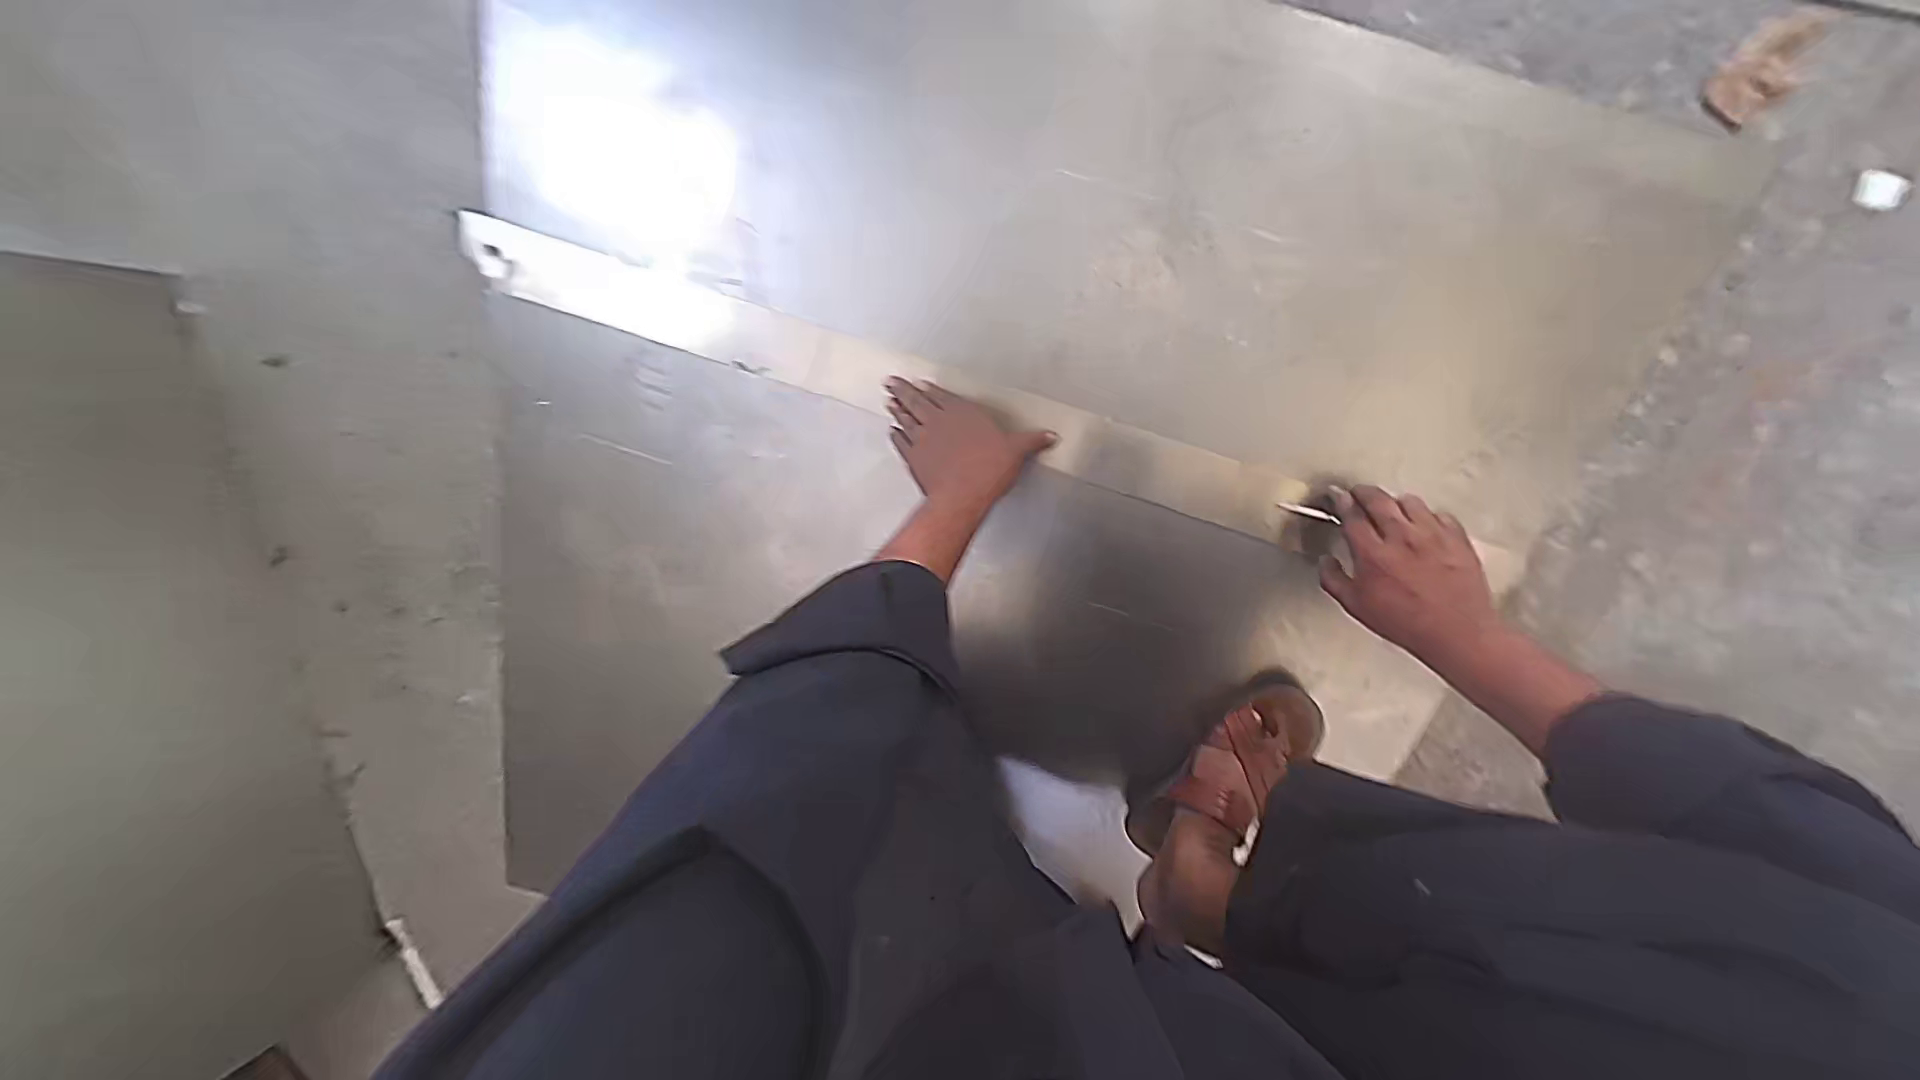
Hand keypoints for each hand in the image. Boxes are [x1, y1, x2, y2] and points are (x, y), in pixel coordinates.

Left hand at [886, 377, 1055, 511]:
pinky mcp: (913, 458)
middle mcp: (938, 421)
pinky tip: (892, 431)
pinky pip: (900, 442)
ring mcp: (922, 439)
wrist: (962, 497)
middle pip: (916, 400)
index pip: (942, 395)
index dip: (931, 389)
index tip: (921, 383)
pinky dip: (895, 436)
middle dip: (903, 390)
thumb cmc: (987, 471)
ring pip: (905, 418)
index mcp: (962, 413)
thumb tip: (1049, 436)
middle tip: (891, 382)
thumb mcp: (1016, 452)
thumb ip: (1031, 441)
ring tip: (888, 400)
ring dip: (896, 409)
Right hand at [1318, 486, 1503, 664]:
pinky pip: (1439, 514)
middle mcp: (1402, 538)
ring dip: (1394, 501)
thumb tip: (1326, 561)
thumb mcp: (1356, 606)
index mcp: (1372, 554)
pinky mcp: (1457, 539)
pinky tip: (1421, 525)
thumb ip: (1333, 580)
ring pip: (1409, 502)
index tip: (1337, 497)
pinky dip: (1426, 515)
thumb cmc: (1405, 621)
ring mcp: (1432, 536)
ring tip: (1390, 507)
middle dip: (1363, 492)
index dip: (1341, 502)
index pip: (1352, 515)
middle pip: (1378, 500)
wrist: (1456, 632)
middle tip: (1358, 493)